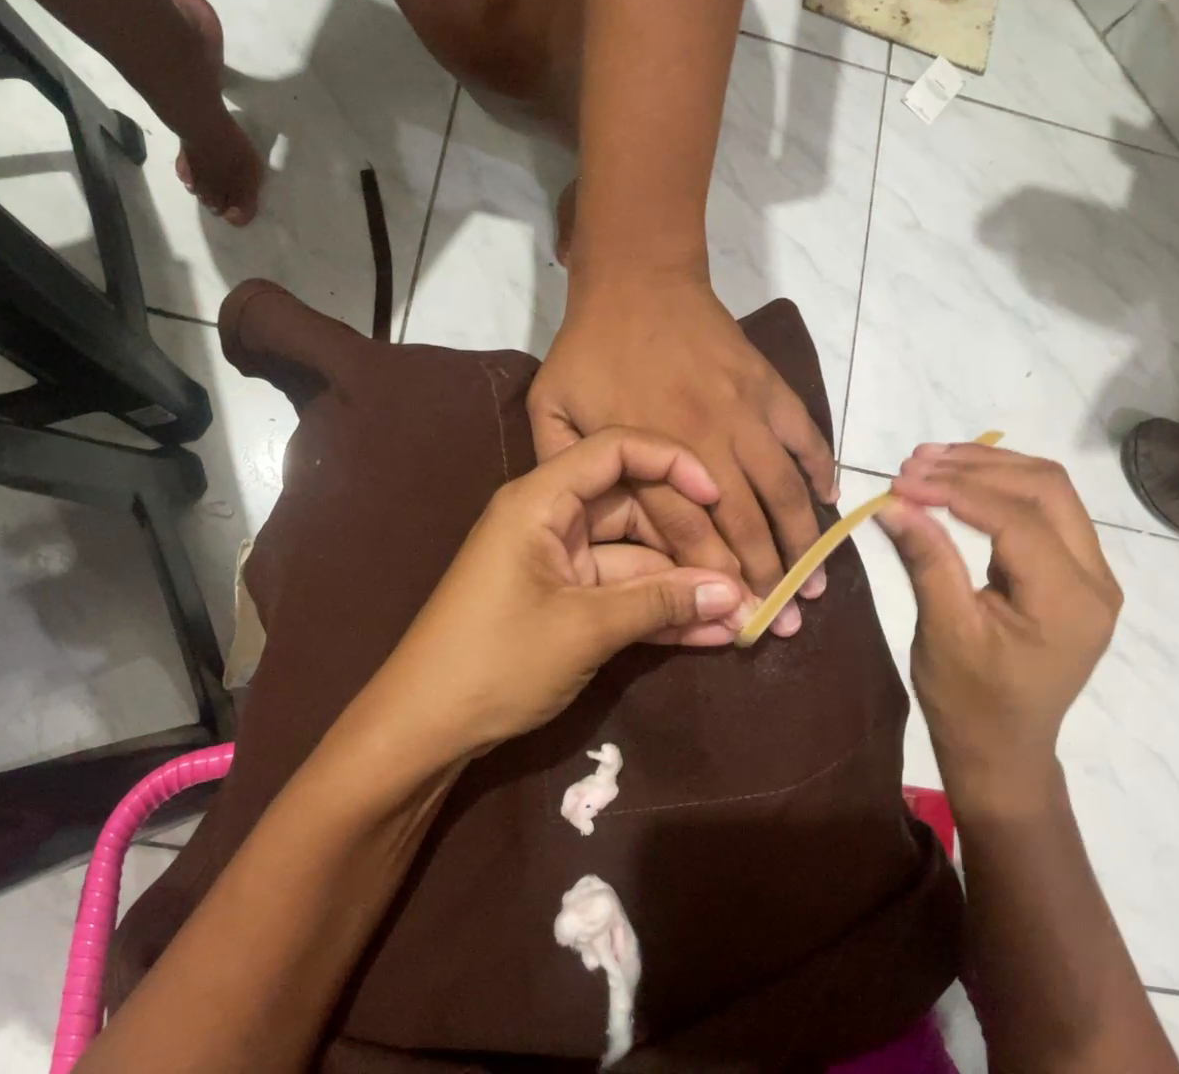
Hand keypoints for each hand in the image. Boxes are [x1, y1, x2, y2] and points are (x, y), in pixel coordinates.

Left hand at [366, 428, 746, 755]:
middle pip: (635, 511)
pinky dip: (659, 614)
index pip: (615, 451)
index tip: (719, 494)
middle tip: (753, 582)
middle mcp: (551, 521)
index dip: (672, 462)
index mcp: (540, 500)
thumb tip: (734, 592)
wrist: (425, 726)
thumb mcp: (584, 627)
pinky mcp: (565, 605)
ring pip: (636, 562)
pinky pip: (622, 597)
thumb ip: (659, 603)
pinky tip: (713, 634)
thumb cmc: (496, 660)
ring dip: (685, 590)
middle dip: (694, 548)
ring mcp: (559, 566)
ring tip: (747, 616)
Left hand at [529, 278, 836, 638]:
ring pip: (782, 490)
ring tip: (815, 586)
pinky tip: (832, 506)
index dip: (713, 580)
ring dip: (803, 541)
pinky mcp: (769, 389)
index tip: (733, 618)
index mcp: (649, 453)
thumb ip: (561, 467)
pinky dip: (821, 471)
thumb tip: (582, 524)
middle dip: (767, 577)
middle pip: (742, 522)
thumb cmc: (587, 350)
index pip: (687, 532)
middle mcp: (706, 439)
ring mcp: (744, 412)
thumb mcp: (549, 410)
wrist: (637, 278)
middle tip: (787, 622)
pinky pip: (805, 437)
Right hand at [874, 443, 1122, 813]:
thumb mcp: (943, 632)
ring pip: (1050, 493)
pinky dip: (1000, 491)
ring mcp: (1092, 576)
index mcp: (1069, 601)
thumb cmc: (969, 700)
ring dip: (990, 469)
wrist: (1002, 747)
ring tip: (928, 461)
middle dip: (976, 467)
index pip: (1017, 518)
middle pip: (1046, 490)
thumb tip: (892, 502)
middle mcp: (1096, 579)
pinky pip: (1046, 514)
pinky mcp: (1075, 576)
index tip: (899, 481)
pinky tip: (958, 484)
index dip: (956, 490)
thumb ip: (927, 561)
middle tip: (911, 464)